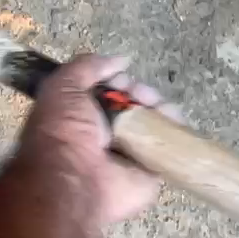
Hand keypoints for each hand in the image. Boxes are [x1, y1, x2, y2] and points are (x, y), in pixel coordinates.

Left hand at [14, 55, 174, 237]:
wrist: (74, 178)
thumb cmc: (62, 128)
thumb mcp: (62, 86)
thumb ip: (87, 67)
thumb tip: (120, 59)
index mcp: (77, 111)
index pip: (105, 89)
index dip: (116, 79)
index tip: (120, 79)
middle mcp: (102, 130)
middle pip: (132, 103)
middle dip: (140, 91)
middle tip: (140, 95)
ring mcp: (128, 150)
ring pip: (153, 121)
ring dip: (160, 107)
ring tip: (156, 106)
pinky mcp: (150, 169)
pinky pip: (169, 145)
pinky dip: (176, 130)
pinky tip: (174, 120)